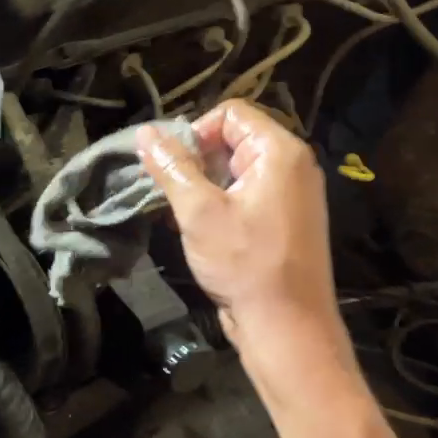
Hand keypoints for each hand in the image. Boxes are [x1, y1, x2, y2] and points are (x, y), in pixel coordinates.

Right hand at [136, 99, 338, 344]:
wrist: (285, 323)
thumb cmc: (244, 262)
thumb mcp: (198, 211)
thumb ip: (171, 167)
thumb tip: (145, 133)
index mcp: (279, 153)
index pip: (230, 113)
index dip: (195, 132)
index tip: (173, 168)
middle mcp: (291, 166)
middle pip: (232, 140)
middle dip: (194, 162)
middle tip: (171, 194)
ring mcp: (289, 195)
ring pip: (233, 171)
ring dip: (201, 187)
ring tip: (181, 215)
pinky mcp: (282, 221)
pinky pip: (244, 195)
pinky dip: (217, 205)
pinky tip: (197, 231)